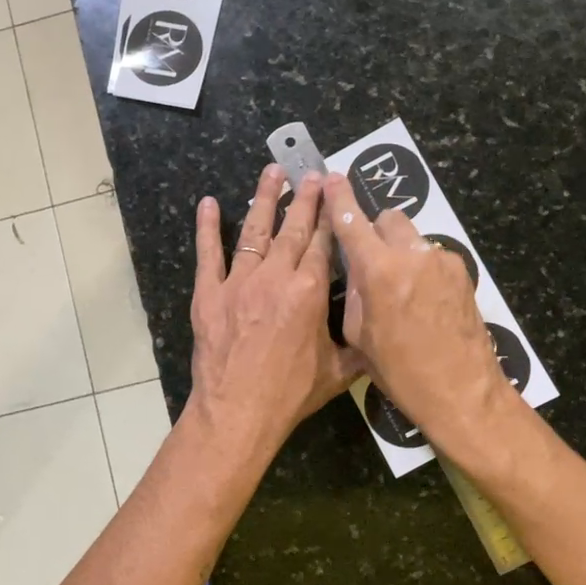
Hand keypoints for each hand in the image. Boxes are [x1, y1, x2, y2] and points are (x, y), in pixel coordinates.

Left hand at [187, 165, 361, 456]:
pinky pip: (208, 254)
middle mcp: (275, 277)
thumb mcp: (338, 371)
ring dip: (263, 199)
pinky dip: (208, 228)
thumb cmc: (291, 394)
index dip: (329, 216)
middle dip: (303, 198)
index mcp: (310, 292)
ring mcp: (238, 282)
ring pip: (254, 231)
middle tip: (310, 173)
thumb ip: (359, 345)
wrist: (237, 412)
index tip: (334, 193)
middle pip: (292, 229)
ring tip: (272, 172)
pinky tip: (208, 204)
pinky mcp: (208, 294)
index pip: (323, 244)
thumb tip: (377, 328)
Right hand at [323, 172, 518, 455]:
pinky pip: (433, 259)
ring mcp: (443, 261)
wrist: (462, 391)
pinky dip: (422, 270)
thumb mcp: (358, 334)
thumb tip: (356, 270)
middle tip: (371, 261)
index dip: (339, 197)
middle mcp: (413, 255)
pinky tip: (425, 303)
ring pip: (413, 239)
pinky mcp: (463, 273)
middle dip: (376, 231)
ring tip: (401, 292)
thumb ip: (353, 292)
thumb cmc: (401, 371)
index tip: (331, 178)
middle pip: (389, 219)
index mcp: (379, 270)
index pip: (352, 220)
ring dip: (401, 253)